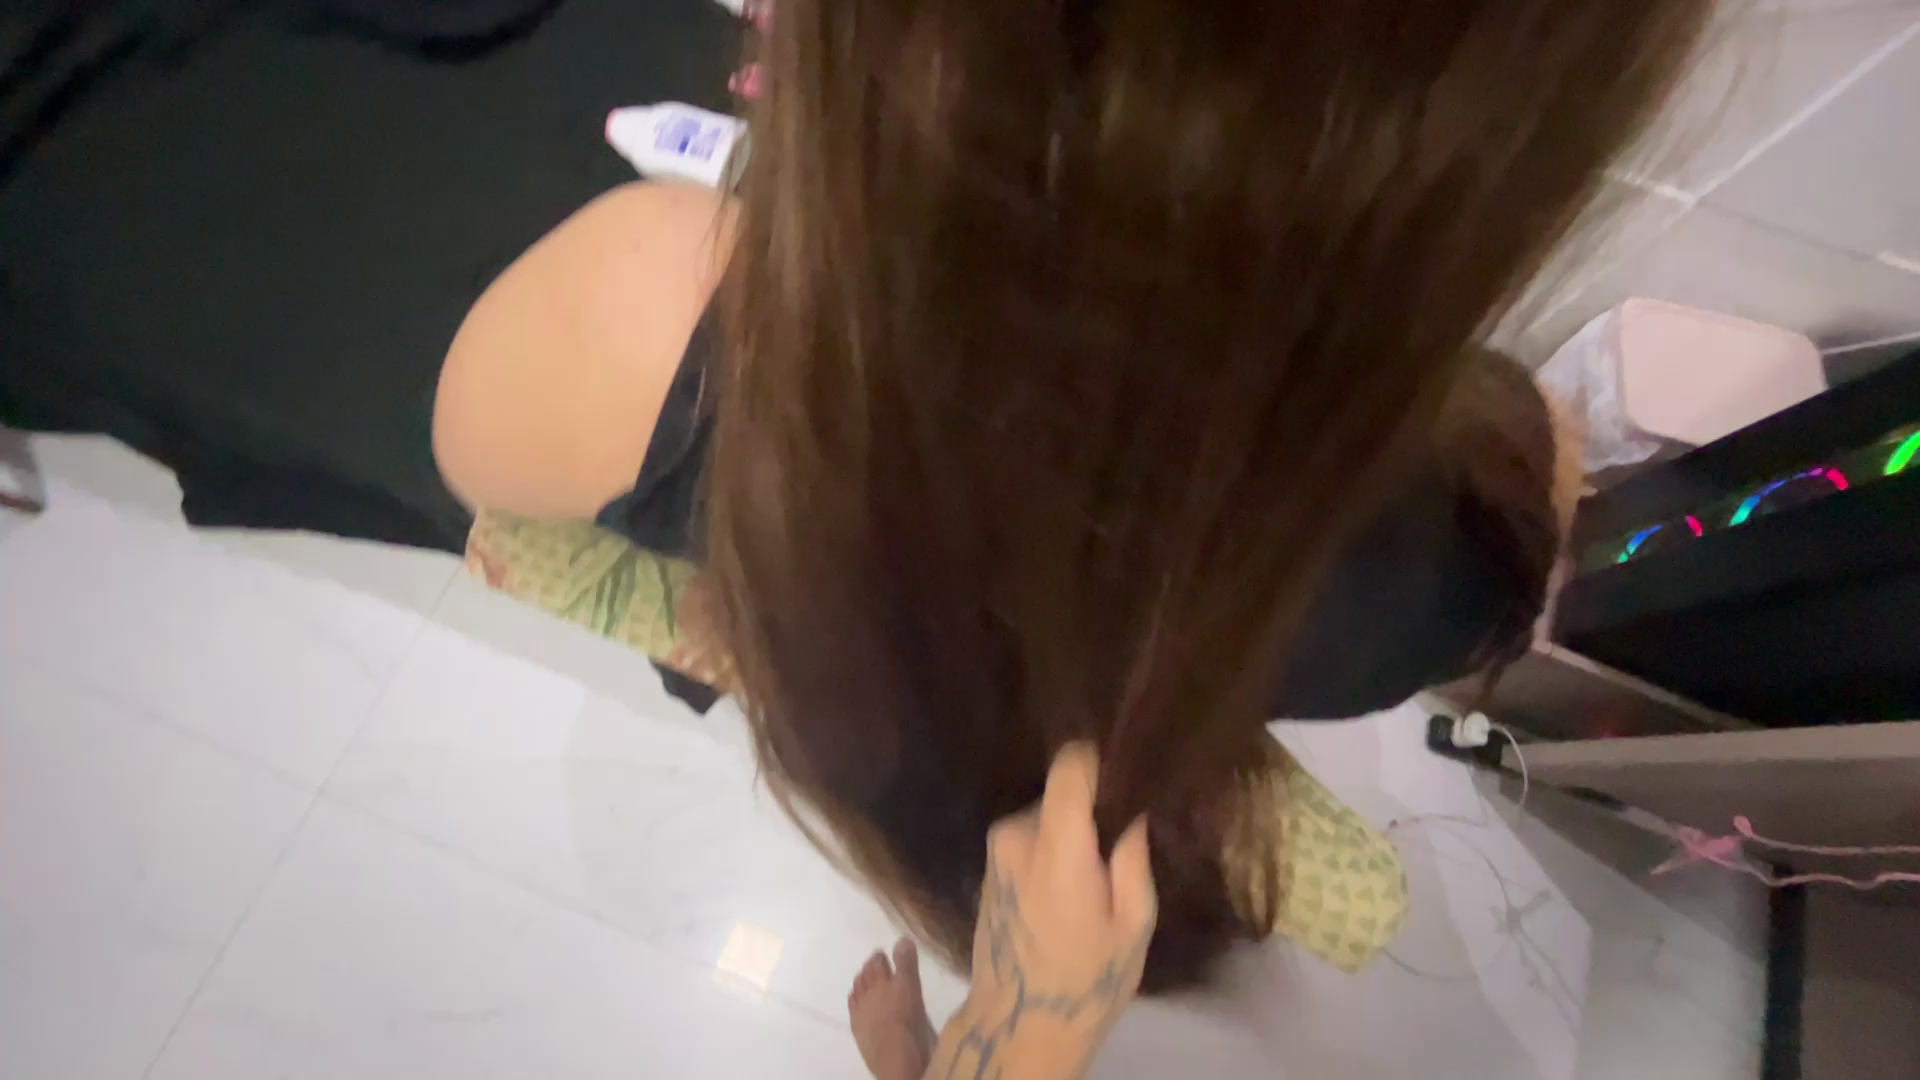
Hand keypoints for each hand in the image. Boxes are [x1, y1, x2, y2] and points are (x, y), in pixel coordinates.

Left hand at [924, 743, 1156, 1079]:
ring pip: (1043, 817)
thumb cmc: (1084, 981)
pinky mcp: (987, 864)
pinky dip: (1046, 850)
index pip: (1068, 770)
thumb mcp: (1132, 927)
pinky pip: (1026, 838)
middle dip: (1088, 816)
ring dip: (1066, 836)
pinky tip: (1060, 892)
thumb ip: (1132, 860)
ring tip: (1088, 883)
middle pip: (1059, 796)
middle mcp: (1017, 836)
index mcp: (1056, 849)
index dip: (1094, 760)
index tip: (1119, 767)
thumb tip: (1130, 812)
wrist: (1015, 1024)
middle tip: (1112, 856)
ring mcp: (996, 849)